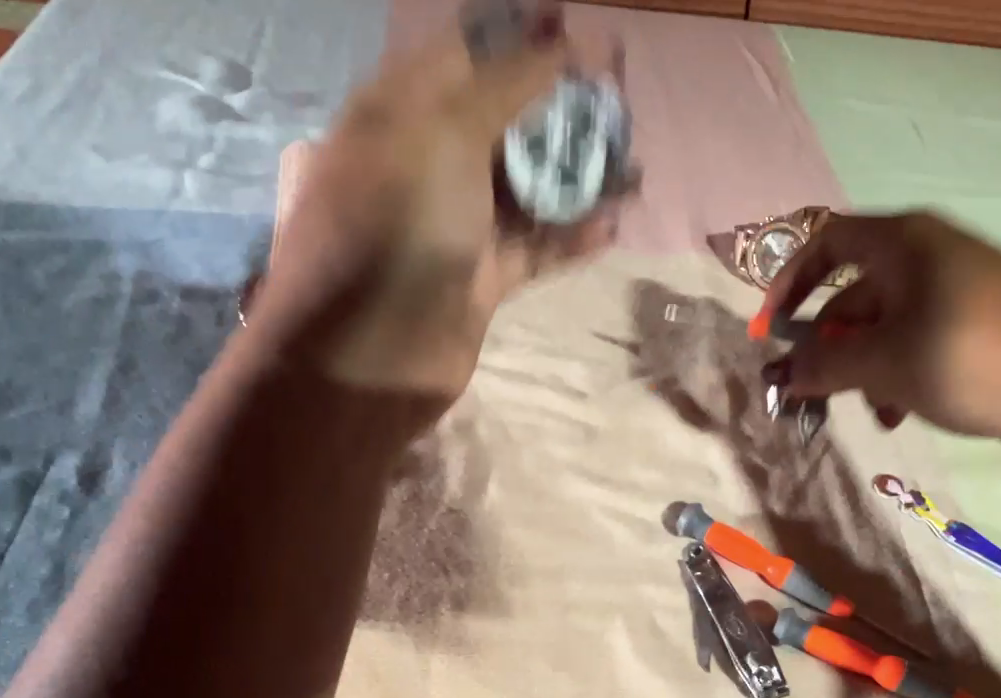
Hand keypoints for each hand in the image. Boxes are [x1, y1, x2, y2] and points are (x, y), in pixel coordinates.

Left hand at [251, 14, 622, 400]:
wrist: (369, 357)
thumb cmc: (396, 228)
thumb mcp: (443, 134)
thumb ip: (506, 82)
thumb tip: (566, 37)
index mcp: (395, 111)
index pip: (464, 54)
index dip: (522, 38)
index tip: (583, 36)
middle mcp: (422, 162)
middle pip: (501, 121)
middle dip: (558, 109)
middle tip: (617, 104)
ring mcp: (452, 225)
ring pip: (523, 188)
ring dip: (575, 177)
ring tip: (631, 166)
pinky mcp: (477, 280)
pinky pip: (531, 248)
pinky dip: (569, 238)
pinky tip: (611, 226)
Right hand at [758, 212, 1000, 451]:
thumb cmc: (962, 358)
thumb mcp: (881, 364)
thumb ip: (821, 367)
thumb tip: (780, 377)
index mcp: (905, 240)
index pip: (826, 241)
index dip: (788, 284)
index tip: (772, 333)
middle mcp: (935, 249)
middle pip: (858, 289)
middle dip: (831, 343)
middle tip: (817, 388)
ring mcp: (967, 282)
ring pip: (891, 320)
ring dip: (867, 367)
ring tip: (872, 410)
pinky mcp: (991, 317)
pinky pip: (926, 334)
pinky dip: (903, 369)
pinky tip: (905, 411)